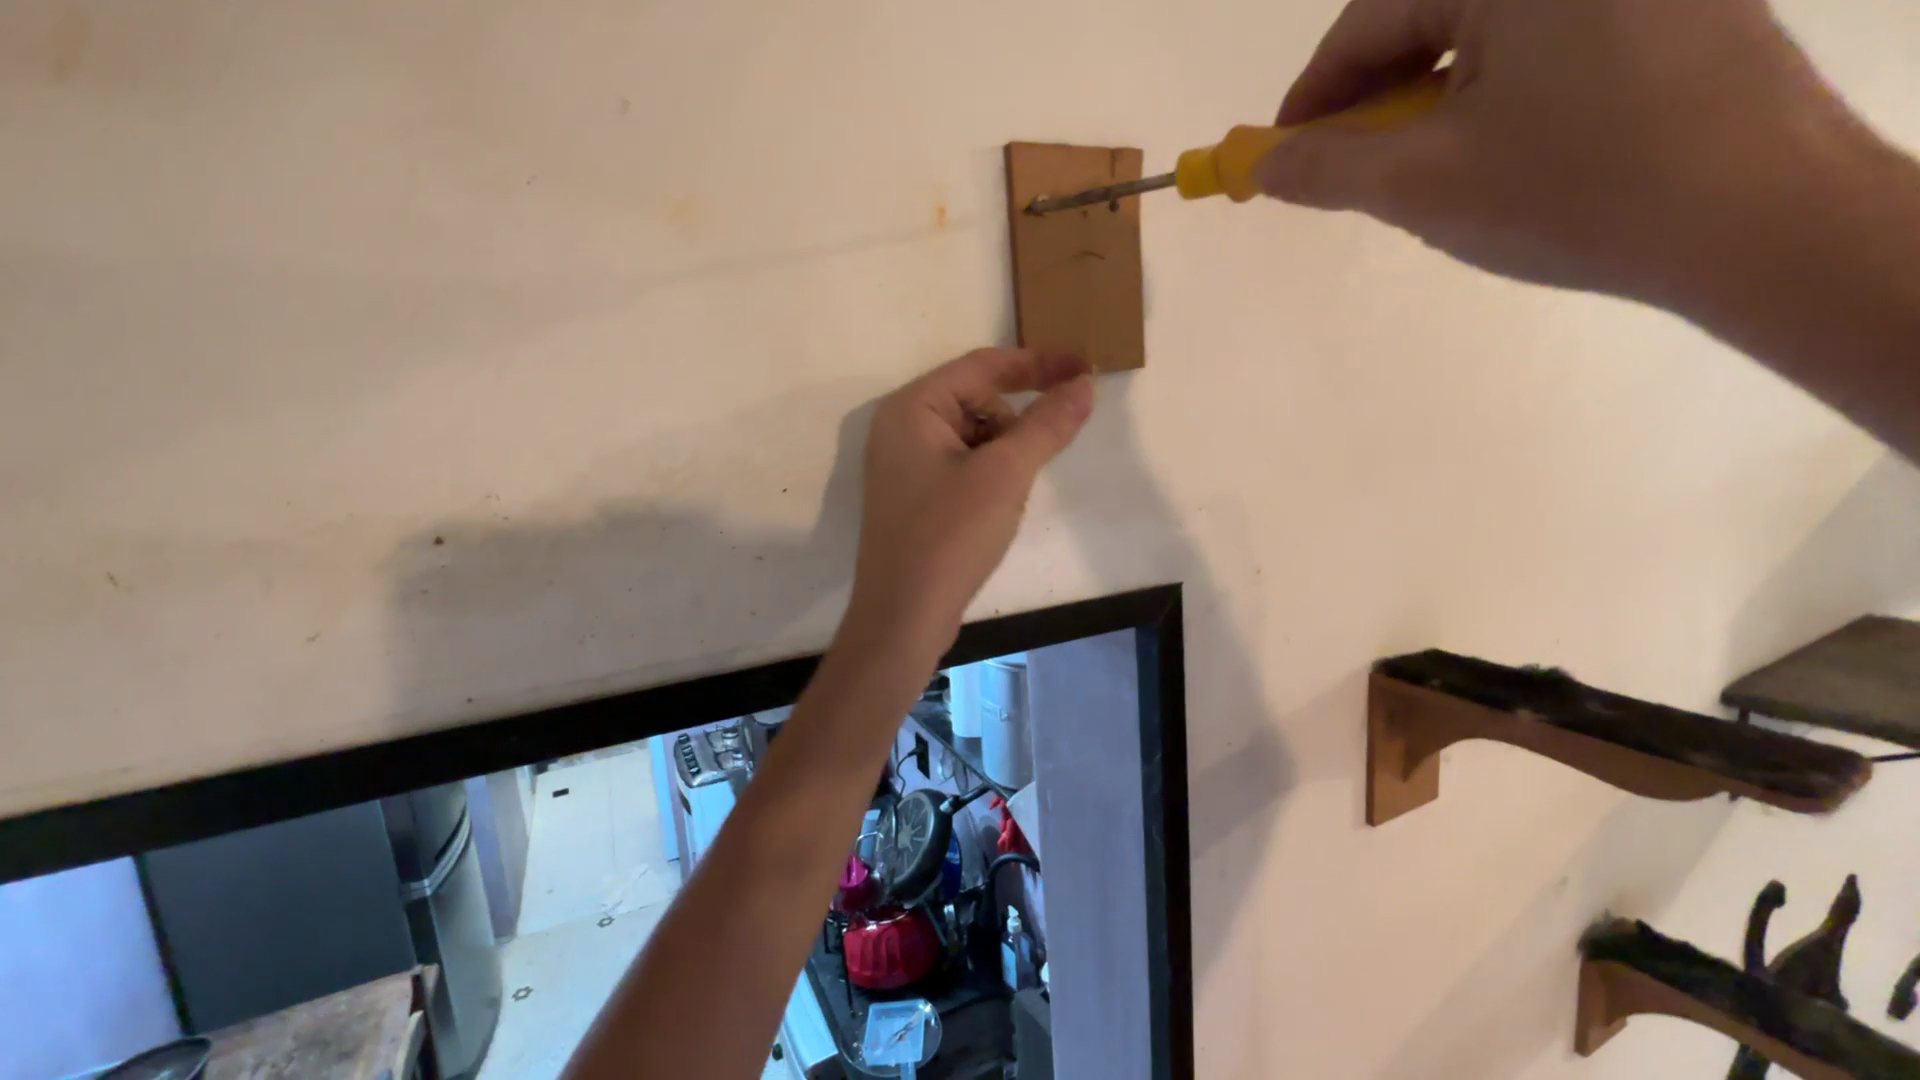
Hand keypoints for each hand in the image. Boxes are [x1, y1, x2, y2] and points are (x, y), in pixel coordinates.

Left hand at [848, 348, 1092, 642]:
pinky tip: (995, 510)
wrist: (903, 616)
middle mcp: (899, 427)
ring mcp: (902, 465)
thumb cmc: (950, 535)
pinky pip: (960, 466)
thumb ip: (1047, 424)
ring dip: (1004, 454)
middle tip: (1038, 457)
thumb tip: (1084, 386)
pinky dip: (987, 477)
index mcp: (911, 407)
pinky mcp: (911, 497)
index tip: (1086, 368)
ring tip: (1009, 495)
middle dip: (1015, 422)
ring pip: (972, 437)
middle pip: (976, 400)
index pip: (983, 365)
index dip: (1039, 363)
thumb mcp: (1006, 474)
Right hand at [1256, 0, 1875, 304]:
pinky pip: (1549, 42)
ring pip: (1487, 34)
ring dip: (1432, 99)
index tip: (1280, 154)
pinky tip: (1498, 151)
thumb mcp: (1420, 184)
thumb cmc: (1570, 192)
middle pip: (1427, 18)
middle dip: (1372, 99)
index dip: (1312, 95)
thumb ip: (1324, 170)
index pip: (1368, 20)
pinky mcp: (1680, 9)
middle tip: (1346, 170)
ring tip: (1420, 172)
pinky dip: (1497, 93)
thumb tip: (1263, 166)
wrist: (1764, 223)